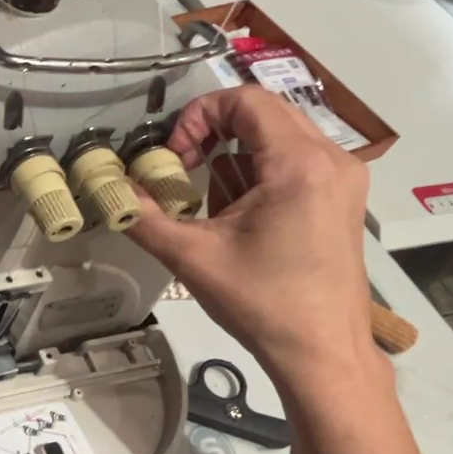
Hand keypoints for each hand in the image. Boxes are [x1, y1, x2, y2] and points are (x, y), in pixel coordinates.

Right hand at [126, 86, 374, 387]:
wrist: (322, 352)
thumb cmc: (262, 302)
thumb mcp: (192, 257)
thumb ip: (143, 217)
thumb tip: (110, 191)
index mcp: (298, 164)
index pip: (245, 100)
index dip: (199, 115)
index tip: (175, 154)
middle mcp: (331, 159)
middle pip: (264, 111)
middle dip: (213, 131)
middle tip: (182, 166)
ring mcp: (342, 178)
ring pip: (279, 134)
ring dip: (235, 152)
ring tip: (209, 196)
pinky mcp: (342, 198)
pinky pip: (295, 158)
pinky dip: (258, 170)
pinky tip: (239, 211)